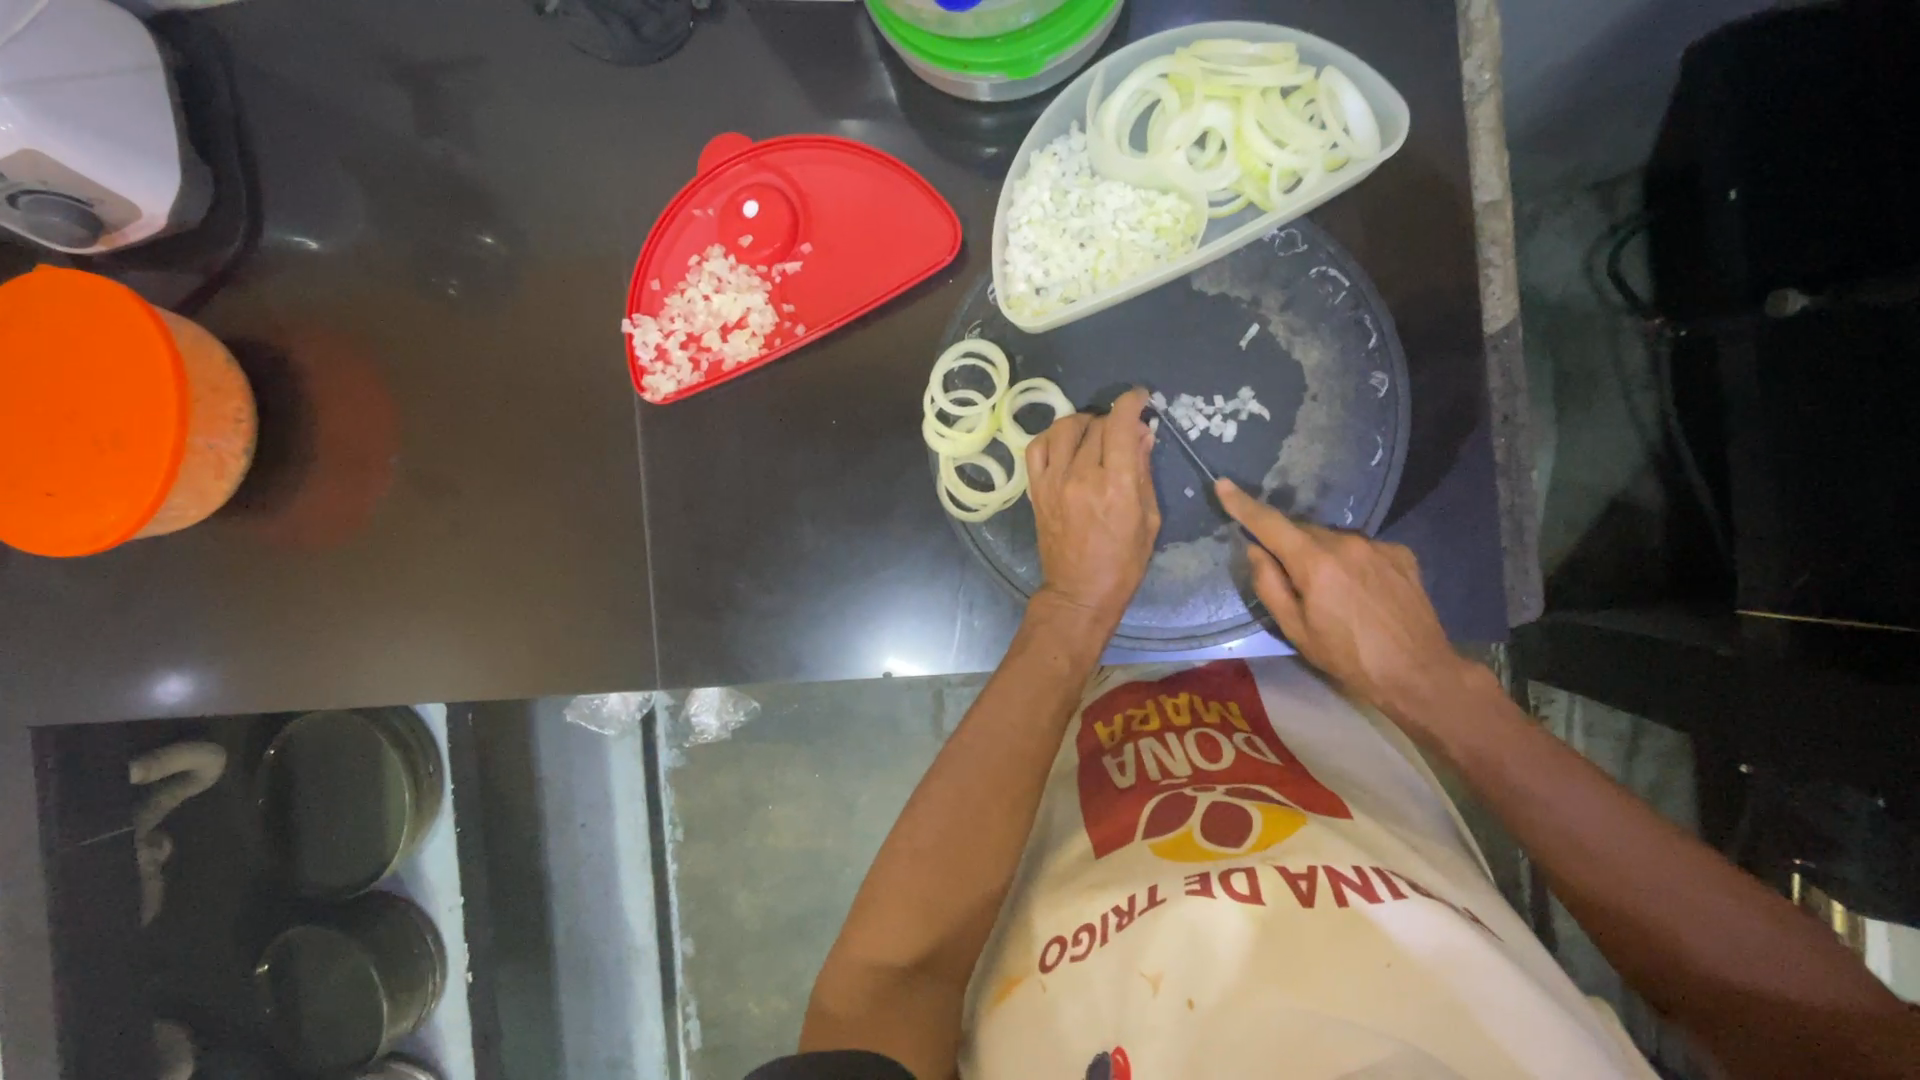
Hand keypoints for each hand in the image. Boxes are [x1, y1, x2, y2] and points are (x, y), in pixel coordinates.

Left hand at [1025, 387, 1160, 626]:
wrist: (1080, 591)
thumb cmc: (1123, 562)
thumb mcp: (1149, 518)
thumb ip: (1143, 472)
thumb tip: (1142, 434)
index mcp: (1116, 485)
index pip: (1120, 425)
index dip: (1131, 403)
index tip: (1140, 398)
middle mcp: (1081, 477)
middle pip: (1095, 425)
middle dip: (1113, 419)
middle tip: (1123, 429)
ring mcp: (1053, 482)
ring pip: (1063, 428)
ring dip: (1082, 422)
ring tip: (1093, 431)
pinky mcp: (1035, 490)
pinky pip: (1037, 448)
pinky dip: (1051, 436)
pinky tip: (1065, 443)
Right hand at [1215, 478, 1480, 724]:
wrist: (1418, 672)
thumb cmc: (1347, 657)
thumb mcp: (1295, 630)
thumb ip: (1269, 585)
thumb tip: (1255, 550)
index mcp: (1315, 563)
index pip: (1270, 523)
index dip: (1243, 504)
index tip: (1223, 485)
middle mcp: (1347, 543)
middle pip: (1303, 530)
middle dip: (1288, 544)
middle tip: (1288, 577)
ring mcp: (1377, 546)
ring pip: (1333, 538)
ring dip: (1321, 553)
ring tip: (1330, 592)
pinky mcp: (1401, 553)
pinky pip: (1361, 548)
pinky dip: (1350, 561)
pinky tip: (1360, 590)